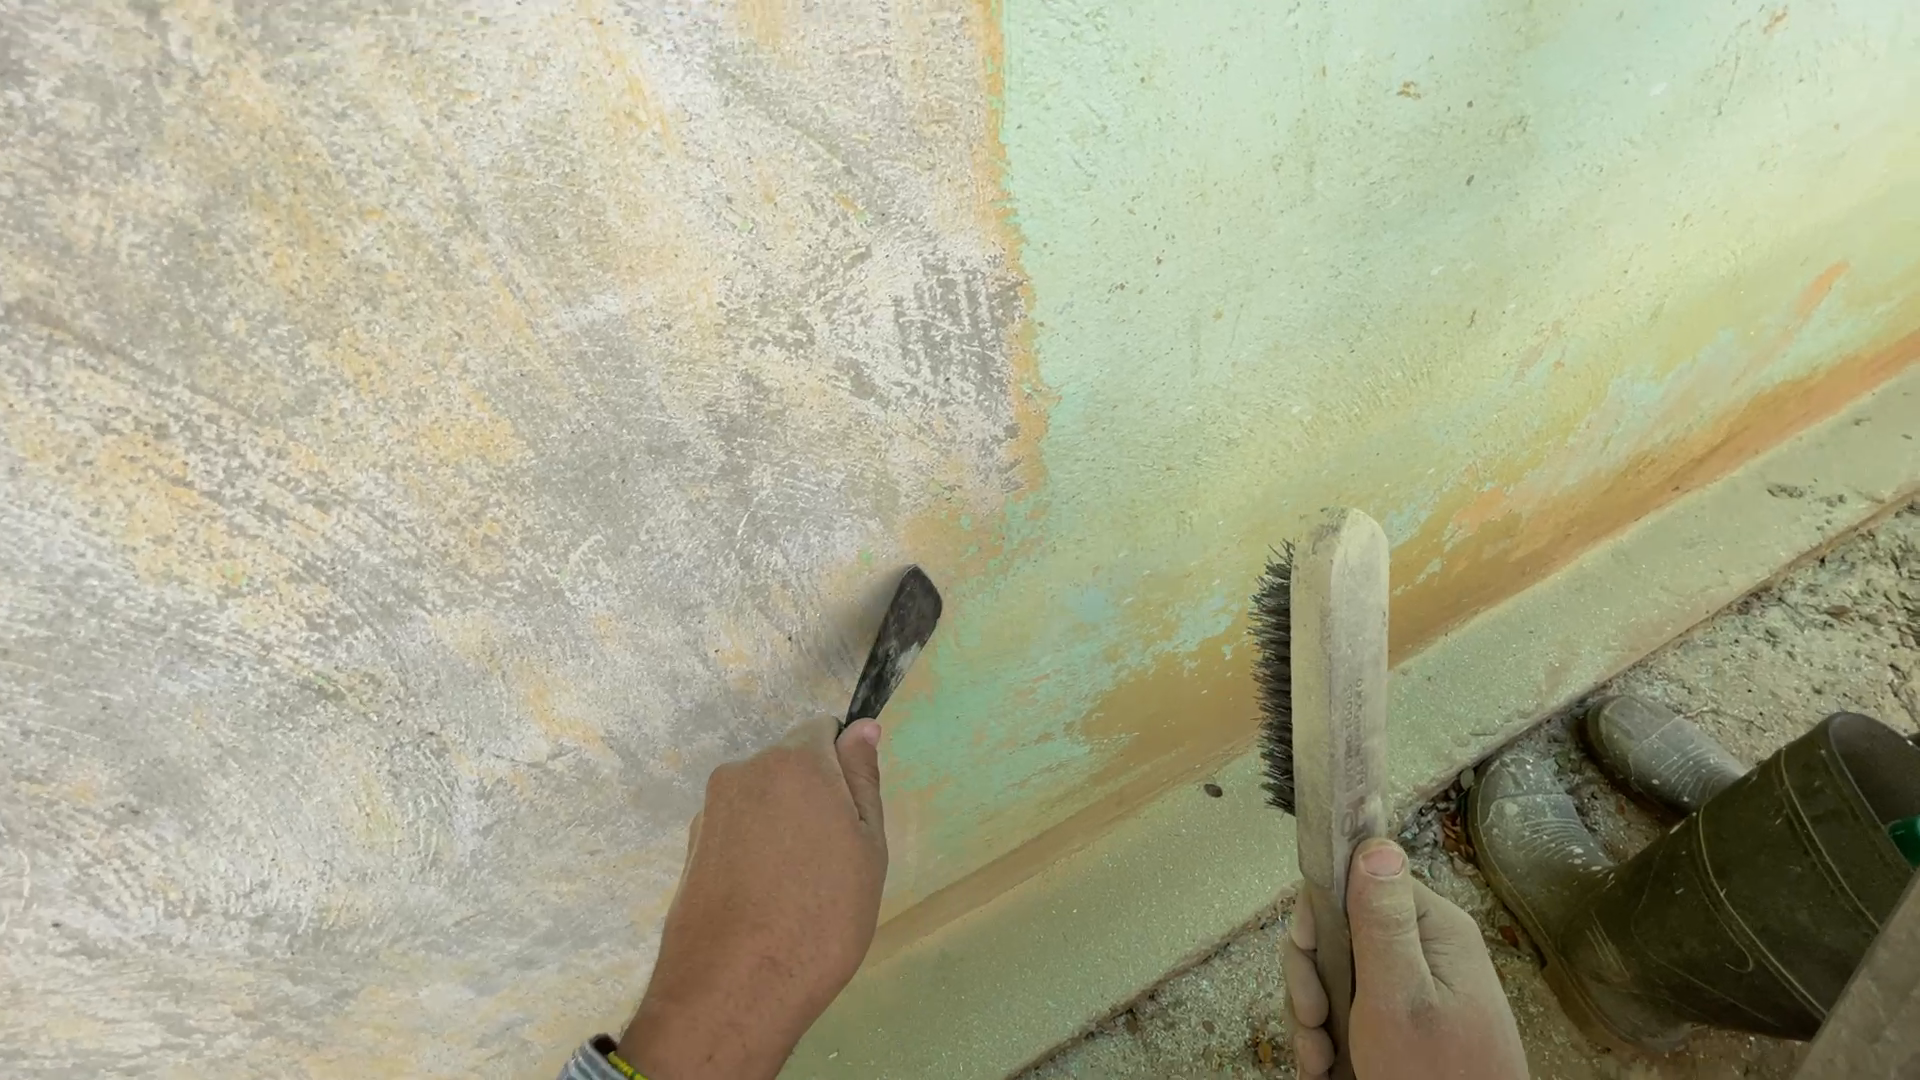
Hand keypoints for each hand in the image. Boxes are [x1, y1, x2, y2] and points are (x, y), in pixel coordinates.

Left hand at [617, 716, 887, 1079]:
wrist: (731, 992)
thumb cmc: (820, 915)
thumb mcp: (867, 845)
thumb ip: (863, 778)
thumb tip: (862, 728)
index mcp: (795, 761)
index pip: (826, 730)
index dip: (845, 765)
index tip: (852, 812)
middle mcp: (746, 770)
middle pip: (792, 762)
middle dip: (815, 792)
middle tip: (833, 855)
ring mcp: (712, 808)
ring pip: (765, 796)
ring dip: (784, 820)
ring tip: (797, 884)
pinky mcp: (692, 845)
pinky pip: (738, 826)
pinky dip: (755, 846)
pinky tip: (764, 896)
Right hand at [1283, 839, 1527, 1079]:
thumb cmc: (1435, 1079)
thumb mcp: (1401, 1000)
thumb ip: (1383, 922)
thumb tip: (1376, 841)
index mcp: (1434, 928)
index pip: (1356, 879)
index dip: (1319, 912)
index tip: (1304, 952)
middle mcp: (1421, 946)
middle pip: (1334, 927)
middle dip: (1309, 976)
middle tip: (1311, 1019)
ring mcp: (1406, 982)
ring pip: (1328, 968)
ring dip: (1309, 1012)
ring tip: (1318, 1060)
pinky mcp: (1393, 1015)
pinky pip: (1338, 1002)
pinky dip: (1320, 1033)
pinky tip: (1325, 1065)